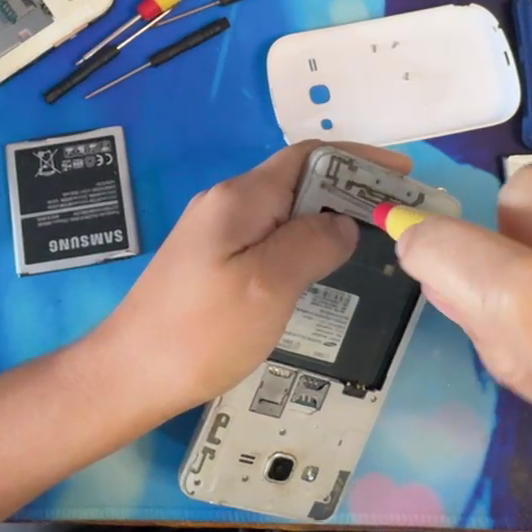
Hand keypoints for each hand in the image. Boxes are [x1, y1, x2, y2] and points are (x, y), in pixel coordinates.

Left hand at [85, 142, 410, 415]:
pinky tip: (320, 269)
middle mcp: (225, 203)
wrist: (129, 374)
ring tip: (370, 242)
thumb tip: (343, 222)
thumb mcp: (268, 285)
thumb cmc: (202, 331)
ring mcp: (214, 232)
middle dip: (347, 190)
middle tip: (395, 216)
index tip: (401, 173)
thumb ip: (312, 243)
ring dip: (326, 218)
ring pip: (283, 212)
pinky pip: (267, 238)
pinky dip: (302, 243)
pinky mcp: (210, 261)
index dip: (357, 158)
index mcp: (240, 198)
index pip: (307, 157)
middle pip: (296, 181)